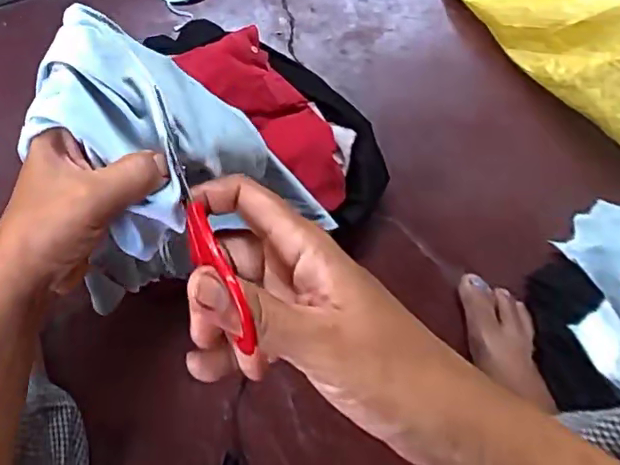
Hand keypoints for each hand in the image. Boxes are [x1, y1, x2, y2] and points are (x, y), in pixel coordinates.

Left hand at [0, 129, 165, 299]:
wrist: (27, 286)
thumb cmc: (50, 229)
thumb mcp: (94, 195)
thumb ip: (134, 173)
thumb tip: (165, 162)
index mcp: (56, 136)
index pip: (101, 112)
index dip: (133, 113)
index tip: (167, 113)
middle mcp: (66, 151)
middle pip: (112, 140)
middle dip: (142, 146)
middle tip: (178, 141)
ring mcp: (77, 179)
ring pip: (118, 167)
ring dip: (142, 173)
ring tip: (176, 165)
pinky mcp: (87, 204)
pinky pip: (118, 190)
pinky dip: (136, 193)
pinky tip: (162, 189)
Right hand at [184, 176, 546, 464]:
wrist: (443, 420)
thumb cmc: (389, 367)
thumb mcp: (320, 339)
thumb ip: (256, 311)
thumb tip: (196, 281)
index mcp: (305, 247)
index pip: (250, 199)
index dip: (212, 198)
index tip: (176, 222)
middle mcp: (294, 265)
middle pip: (234, 251)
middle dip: (209, 282)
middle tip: (200, 325)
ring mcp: (295, 300)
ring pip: (239, 293)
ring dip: (219, 320)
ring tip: (210, 359)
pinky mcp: (298, 333)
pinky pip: (253, 327)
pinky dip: (234, 345)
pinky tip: (219, 371)